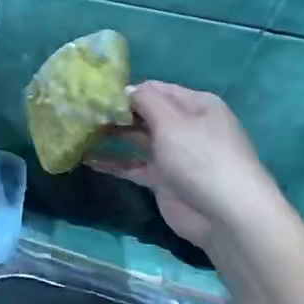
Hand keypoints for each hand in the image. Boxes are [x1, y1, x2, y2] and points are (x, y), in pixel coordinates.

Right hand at [86, 82, 284, 248]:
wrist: (225, 214)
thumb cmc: (200, 157)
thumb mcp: (172, 121)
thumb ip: (145, 101)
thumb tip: (125, 89)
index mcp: (195, 106)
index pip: (156, 89)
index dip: (127, 90)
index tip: (95, 93)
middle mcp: (185, 126)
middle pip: (144, 114)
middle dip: (116, 113)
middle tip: (81, 112)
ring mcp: (173, 154)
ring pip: (136, 139)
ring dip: (111, 136)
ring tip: (78, 131)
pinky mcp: (162, 179)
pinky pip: (132, 165)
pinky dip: (112, 162)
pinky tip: (87, 159)